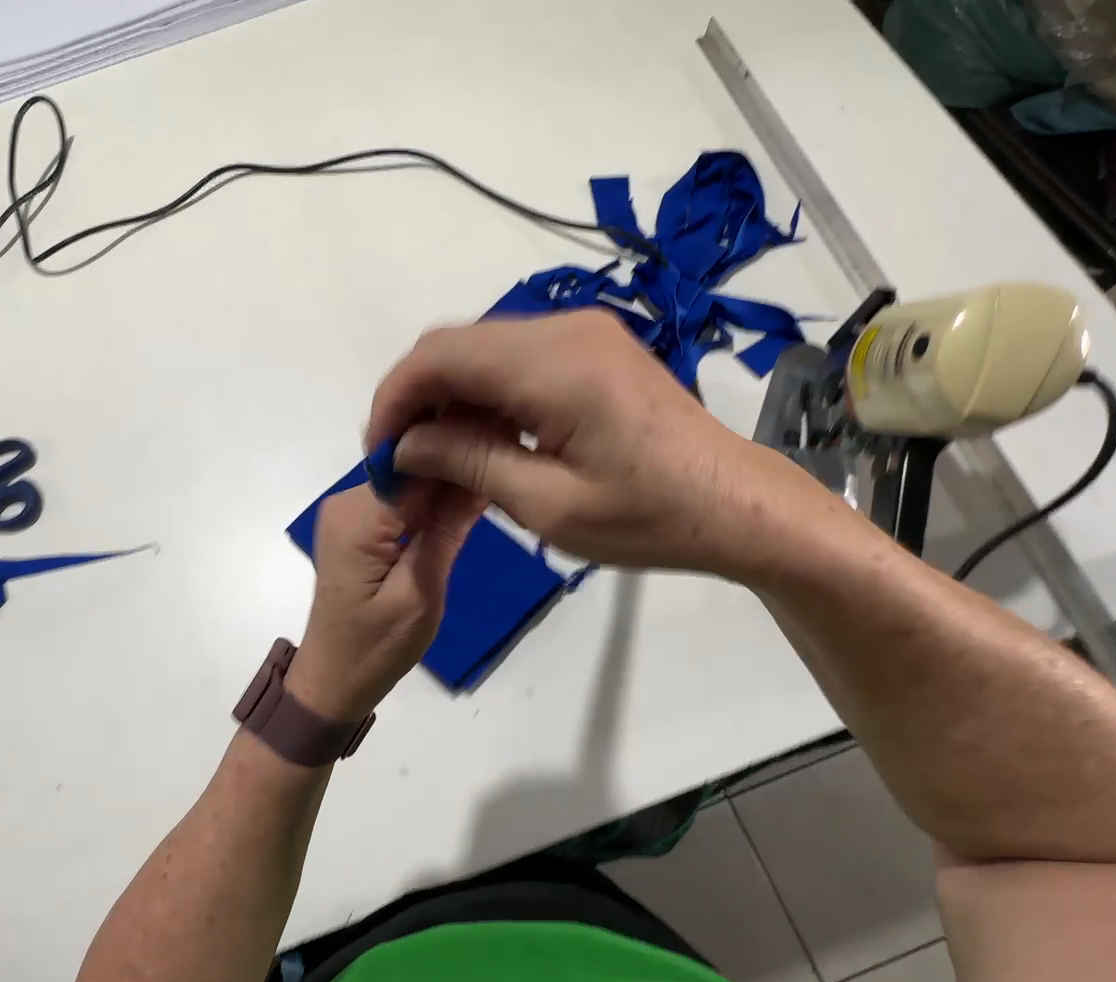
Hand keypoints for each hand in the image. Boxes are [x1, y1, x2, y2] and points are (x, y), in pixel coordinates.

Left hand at [286, 481, 483, 724]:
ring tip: (481, 504)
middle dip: (453, 475)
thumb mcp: (420, 594)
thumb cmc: (376, 647)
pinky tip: (453, 518)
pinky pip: (397, 502)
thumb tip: (477, 476)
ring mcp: (347, 511)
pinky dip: (425, 508)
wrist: (333, 678)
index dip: (459, 461)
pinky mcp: (354, 525)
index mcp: (358, 517)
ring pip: (408, 483)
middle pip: (412, 469)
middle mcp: (346, 502)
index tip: (500, 463)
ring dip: (442, 492)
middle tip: (499, 488)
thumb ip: (445, 532)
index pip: (418, 465)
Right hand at [366, 310, 841, 581]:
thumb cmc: (649, 519)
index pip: (439, 357)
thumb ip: (468, 462)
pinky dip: (481, 393)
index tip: (378, 453)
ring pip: (479, 348)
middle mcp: (564, 329)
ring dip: (446, 396)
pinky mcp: (591, 347)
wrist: (736, 504)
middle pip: (454, 344)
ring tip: (434, 456)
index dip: (394, 400)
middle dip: (414, 398)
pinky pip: (512, 357)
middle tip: (401, 459)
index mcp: (554, 366)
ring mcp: (581, 332)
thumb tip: (405, 442)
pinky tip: (478, 438)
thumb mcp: (549, 505)